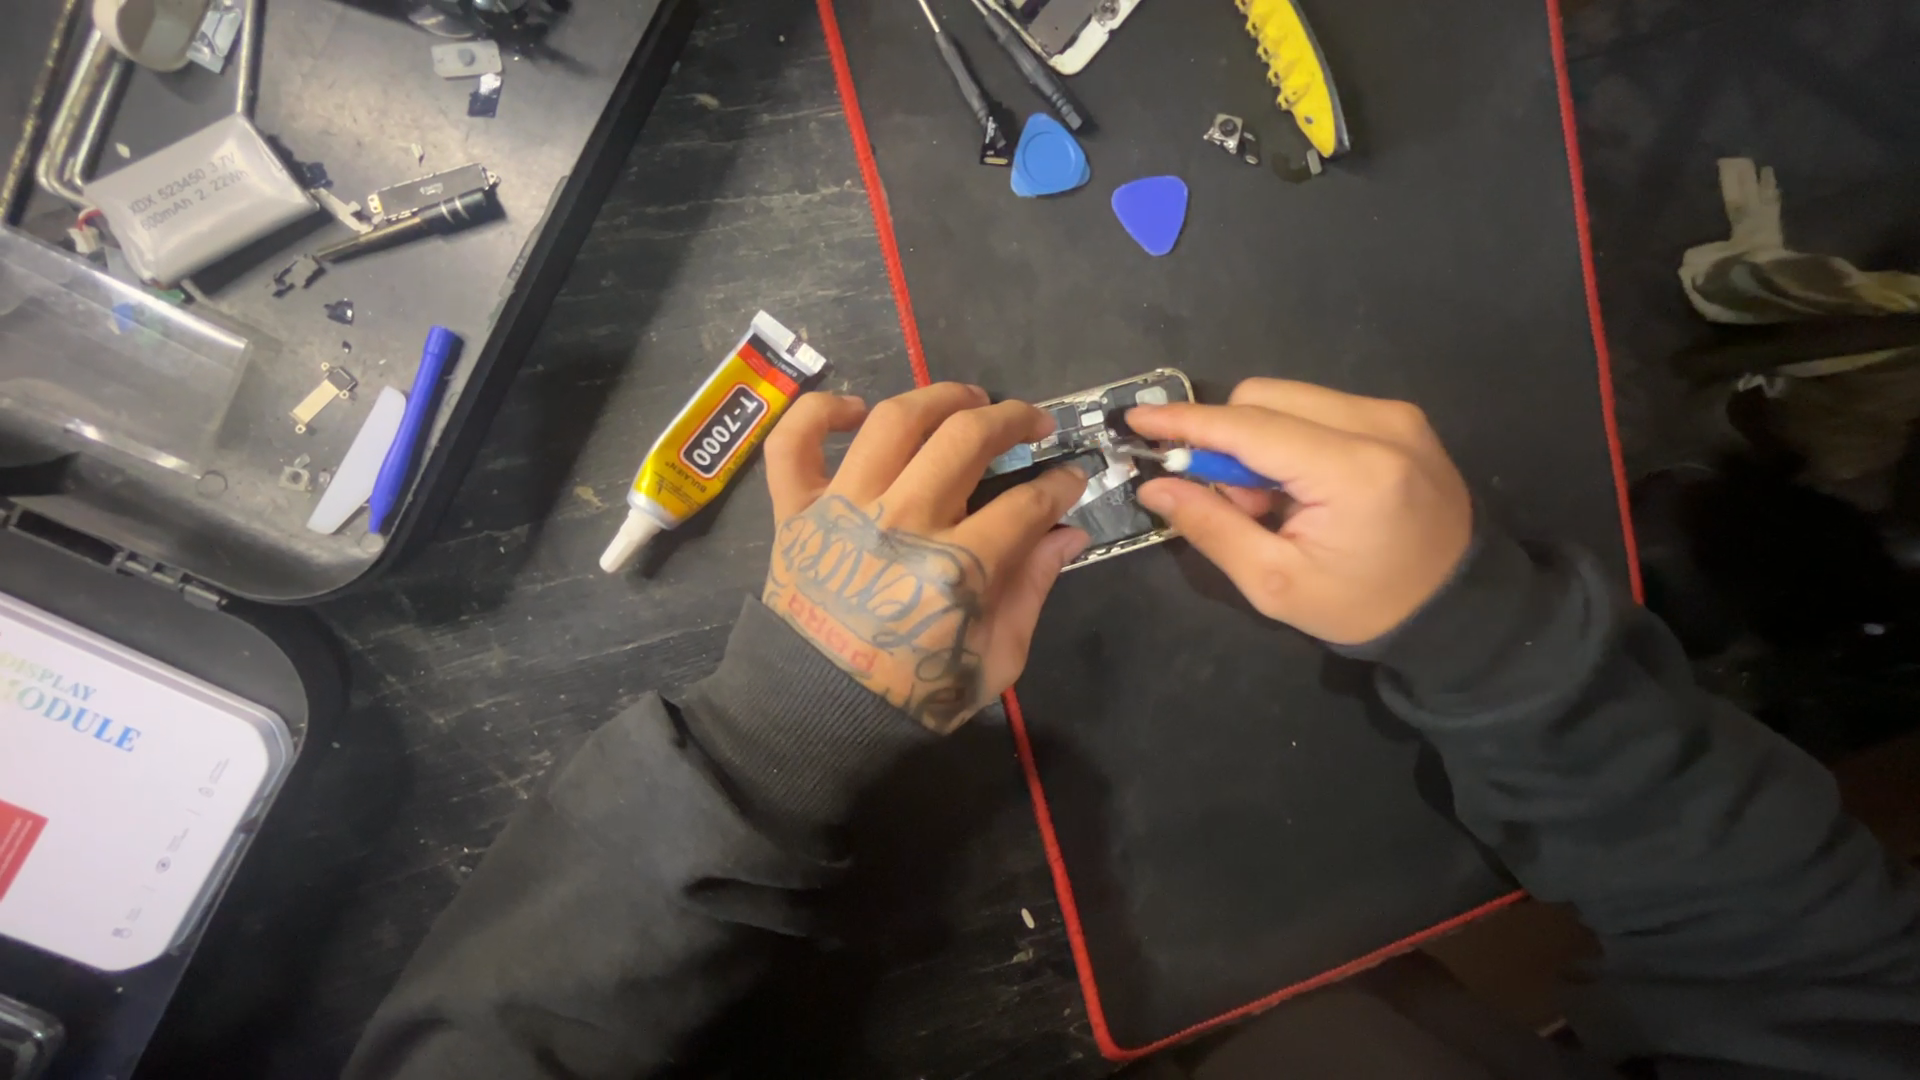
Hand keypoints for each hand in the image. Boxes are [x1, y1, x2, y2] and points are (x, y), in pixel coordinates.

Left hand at [761, 383, 1090, 731]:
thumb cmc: (915, 692)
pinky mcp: (794, 510)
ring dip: (940, 396)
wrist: (819, 712)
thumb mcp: (996, 659)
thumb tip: (1068, 533)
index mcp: (957, 568)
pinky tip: (856, 410)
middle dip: (1013, 419)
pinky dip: (820, 410)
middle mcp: (901, 522)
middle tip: (1031, 422)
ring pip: (895, 421)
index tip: (1070, 479)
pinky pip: (794, 440)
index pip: (1027, 503)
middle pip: (966, 438)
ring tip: (968, 399)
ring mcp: (843, 509)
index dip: (1060, 485)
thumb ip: (1032, 589)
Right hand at [1127, 379, 1472, 644]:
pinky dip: (1286, 440)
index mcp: (1352, 471)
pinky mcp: (1398, 418)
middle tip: (1235, 503)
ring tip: (1273, 502)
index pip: (1247, 427)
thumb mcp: (1275, 583)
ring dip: (1255, 443)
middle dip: (1225, 443)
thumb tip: (1155, 485)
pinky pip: (1314, 407)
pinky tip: (1300, 487)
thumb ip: (1211, 526)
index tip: (1136, 418)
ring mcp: (1393, 414)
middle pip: (1262, 398)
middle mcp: (1377, 424)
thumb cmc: (1362, 605)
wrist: (1458, 609)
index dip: (1185, 421)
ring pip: (1286, 398)